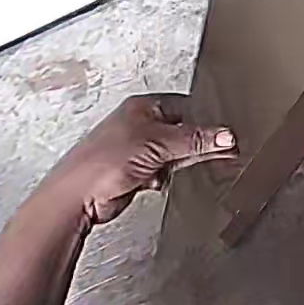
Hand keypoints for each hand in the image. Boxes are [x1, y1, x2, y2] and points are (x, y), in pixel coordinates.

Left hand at [40, 94, 237, 224]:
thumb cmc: (104, 161)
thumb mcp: (158, 144)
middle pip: (182, 130)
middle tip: (225, 149)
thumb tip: (225, 135)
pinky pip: (164, 170)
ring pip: (174, 152)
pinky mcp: (138, 171)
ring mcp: (139, 148)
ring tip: (195, 164)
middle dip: (199, 142)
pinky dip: (167, 176)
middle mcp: (141, 124)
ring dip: (182, 161)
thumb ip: (195, 140)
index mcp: (143, 107)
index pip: (186, 107)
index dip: (206, 120)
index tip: (226, 133)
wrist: (77, 196)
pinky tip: (164, 180)